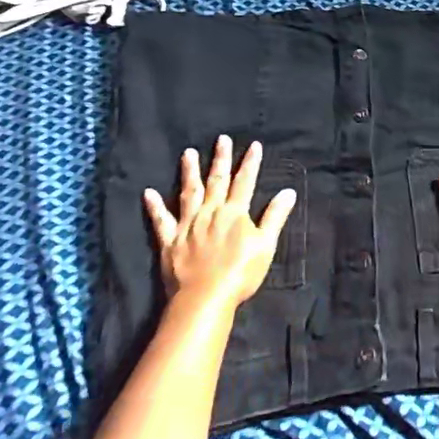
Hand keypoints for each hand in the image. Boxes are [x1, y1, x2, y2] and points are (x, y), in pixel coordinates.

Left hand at [145, 135, 296, 310]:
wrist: (205, 299)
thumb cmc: (240, 273)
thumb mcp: (265, 245)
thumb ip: (275, 216)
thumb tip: (288, 192)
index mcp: (234, 213)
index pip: (245, 182)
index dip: (250, 163)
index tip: (253, 145)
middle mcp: (210, 212)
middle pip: (217, 181)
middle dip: (220, 159)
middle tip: (221, 139)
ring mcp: (188, 225)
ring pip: (189, 193)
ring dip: (189, 172)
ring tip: (188, 153)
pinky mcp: (170, 241)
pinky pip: (161, 221)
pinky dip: (155, 206)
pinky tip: (149, 193)